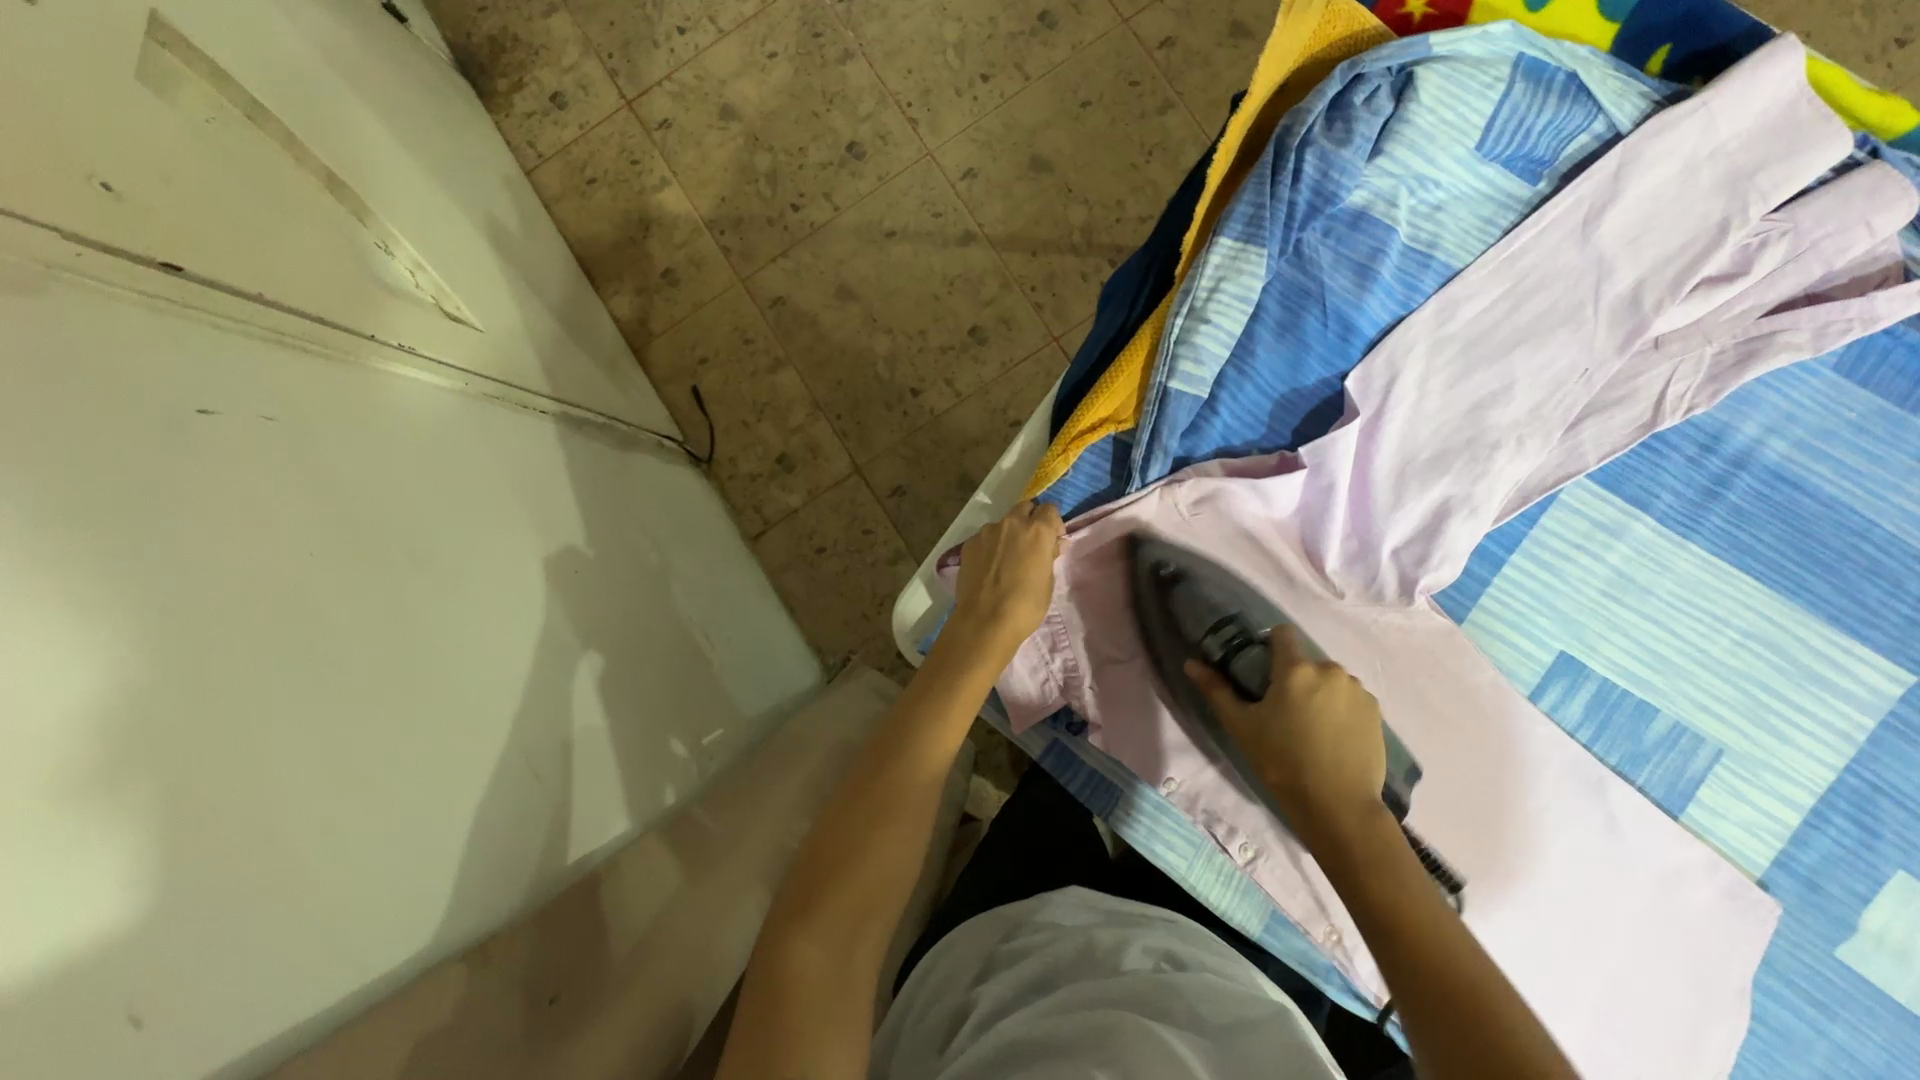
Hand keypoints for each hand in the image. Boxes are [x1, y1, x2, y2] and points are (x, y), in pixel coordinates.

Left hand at [950, 501, 1065, 652]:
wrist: (985, 621)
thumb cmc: (1026, 605)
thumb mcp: (1048, 581)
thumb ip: (1049, 556)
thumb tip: (1053, 544)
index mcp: (1037, 530)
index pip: (1050, 509)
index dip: (1053, 523)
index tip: (1053, 540)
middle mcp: (1011, 523)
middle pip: (1025, 507)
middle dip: (1030, 520)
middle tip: (1031, 544)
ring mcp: (986, 532)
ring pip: (1002, 523)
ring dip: (1008, 534)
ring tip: (1006, 559)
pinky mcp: (968, 544)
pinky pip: (984, 538)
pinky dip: (990, 546)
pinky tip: (989, 567)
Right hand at [1184, 628, 1389, 843]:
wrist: (1337, 805)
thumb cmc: (1281, 762)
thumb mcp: (1241, 726)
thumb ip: (1216, 690)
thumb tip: (1191, 663)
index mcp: (1296, 669)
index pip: (1282, 633)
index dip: (1270, 645)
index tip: (1262, 670)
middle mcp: (1330, 670)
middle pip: (1306, 662)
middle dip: (1294, 678)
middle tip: (1283, 712)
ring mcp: (1357, 691)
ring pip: (1330, 681)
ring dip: (1319, 694)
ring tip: (1310, 728)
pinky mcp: (1376, 712)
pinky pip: (1351, 699)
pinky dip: (1340, 710)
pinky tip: (1332, 738)